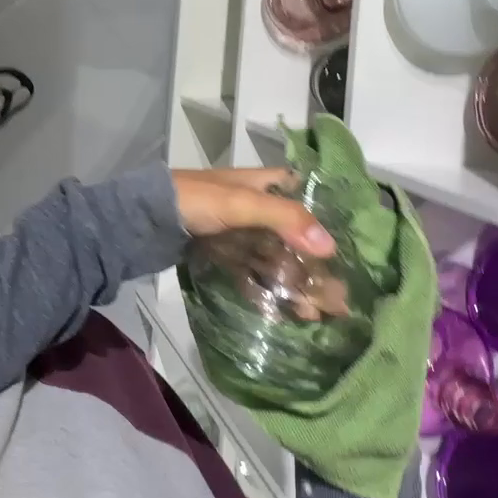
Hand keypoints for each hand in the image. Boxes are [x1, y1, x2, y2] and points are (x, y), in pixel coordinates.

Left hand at [172, 167, 349, 319]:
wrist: (144, 219)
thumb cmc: (194, 200)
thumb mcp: (240, 203)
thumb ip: (283, 218)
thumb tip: (329, 246)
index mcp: (262, 184)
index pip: (304, 195)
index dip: (328, 218)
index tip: (353, 249)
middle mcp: (254, 207)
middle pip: (294, 235)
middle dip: (316, 265)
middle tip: (339, 299)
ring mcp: (239, 232)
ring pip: (276, 257)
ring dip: (296, 283)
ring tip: (319, 314)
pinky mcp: (224, 254)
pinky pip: (254, 272)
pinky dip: (270, 290)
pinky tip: (289, 313)